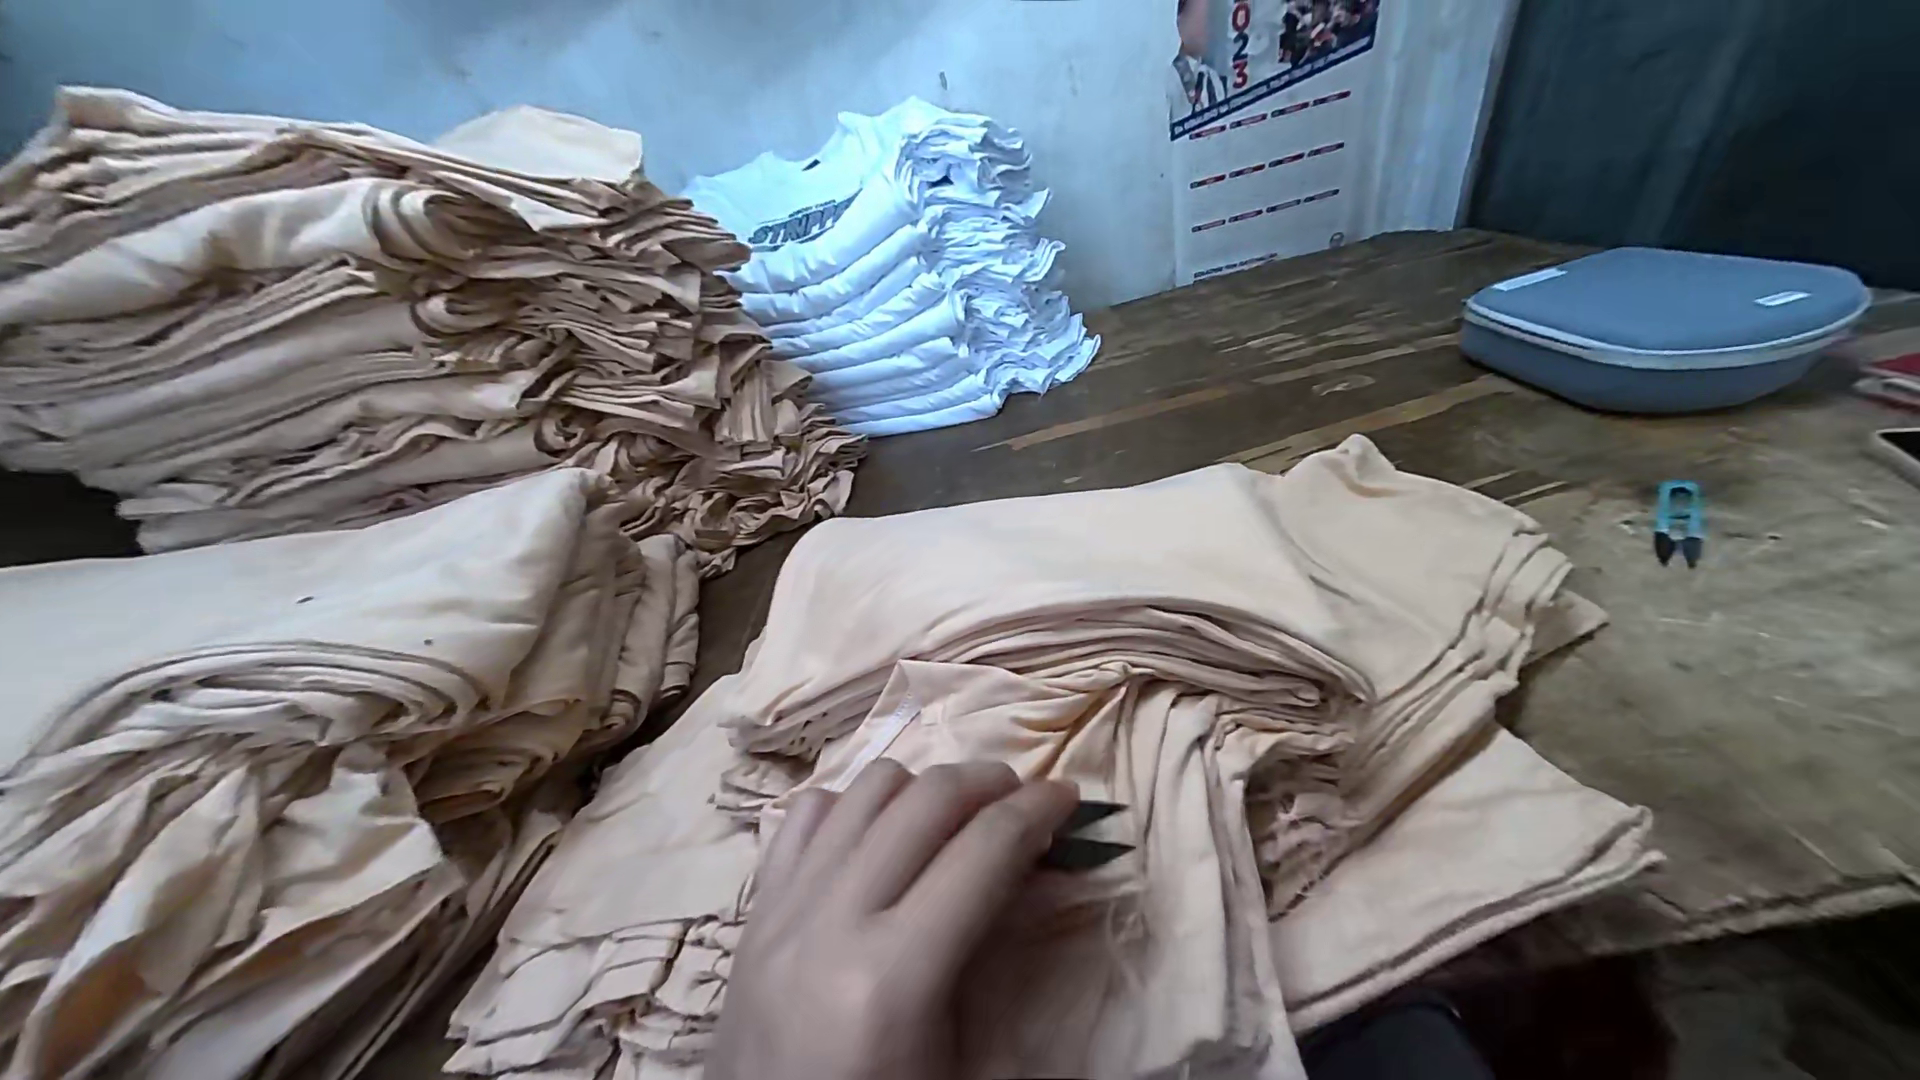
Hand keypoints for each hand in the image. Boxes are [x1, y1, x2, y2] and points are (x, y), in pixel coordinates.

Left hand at [708, 760, 1078, 1079]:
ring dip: (925, 785)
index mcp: (892, 980)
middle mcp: (830, 921)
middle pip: (927, 799)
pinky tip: (880, 832)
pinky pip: (807, 812)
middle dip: (989, 782)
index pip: (984, 850)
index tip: (1068, 793)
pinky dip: (854, 804)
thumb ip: (1007, 953)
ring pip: (867, 788)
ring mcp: (783, 906)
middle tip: (1022, 797)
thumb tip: (1047, 870)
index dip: (1038, 809)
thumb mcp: (969, 1063)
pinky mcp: (756, 907)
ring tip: (956, 812)